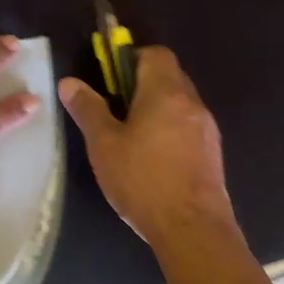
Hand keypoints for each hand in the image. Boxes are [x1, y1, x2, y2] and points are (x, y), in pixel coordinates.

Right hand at [58, 48, 237, 246]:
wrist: (193, 230)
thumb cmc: (143, 180)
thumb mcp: (104, 144)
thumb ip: (88, 109)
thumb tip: (70, 82)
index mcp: (165, 92)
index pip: (155, 53)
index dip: (130, 58)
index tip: (110, 79)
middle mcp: (192, 103)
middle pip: (169, 75)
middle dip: (141, 83)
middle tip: (114, 108)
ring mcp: (206, 129)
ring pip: (179, 102)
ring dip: (156, 108)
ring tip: (130, 135)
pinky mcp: (212, 154)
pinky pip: (188, 126)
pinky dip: (170, 130)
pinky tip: (152, 158)